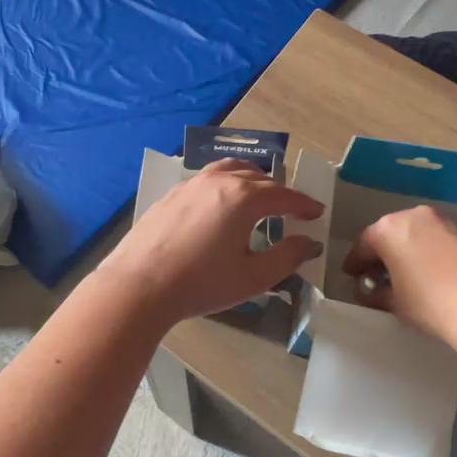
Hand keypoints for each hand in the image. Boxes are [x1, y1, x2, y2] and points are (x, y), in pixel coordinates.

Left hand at [93, 158, 323, 327]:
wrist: (138, 286)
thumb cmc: (200, 284)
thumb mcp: (253, 278)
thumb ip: (287, 257)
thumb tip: (308, 241)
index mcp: (243, 198)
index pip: (284, 195)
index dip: (304, 204)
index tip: (318, 212)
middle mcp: (218, 181)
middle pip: (258, 178)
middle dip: (280, 192)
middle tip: (292, 209)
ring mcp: (190, 184)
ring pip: (230, 170)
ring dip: (252, 180)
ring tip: (260, 195)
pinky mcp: (171, 194)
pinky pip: (208, 178)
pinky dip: (226, 183)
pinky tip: (222, 203)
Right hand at [342, 205, 456, 344]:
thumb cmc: (430, 303)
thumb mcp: (394, 303)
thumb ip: (375, 293)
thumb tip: (369, 291)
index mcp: (388, 229)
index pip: (363, 244)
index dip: (355, 262)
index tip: (352, 275)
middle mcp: (414, 216)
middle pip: (390, 233)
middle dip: (382, 253)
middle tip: (378, 275)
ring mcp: (444, 221)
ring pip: (416, 233)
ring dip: (408, 250)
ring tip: (407, 274)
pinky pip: (438, 238)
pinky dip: (430, 251)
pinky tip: (433, 273)